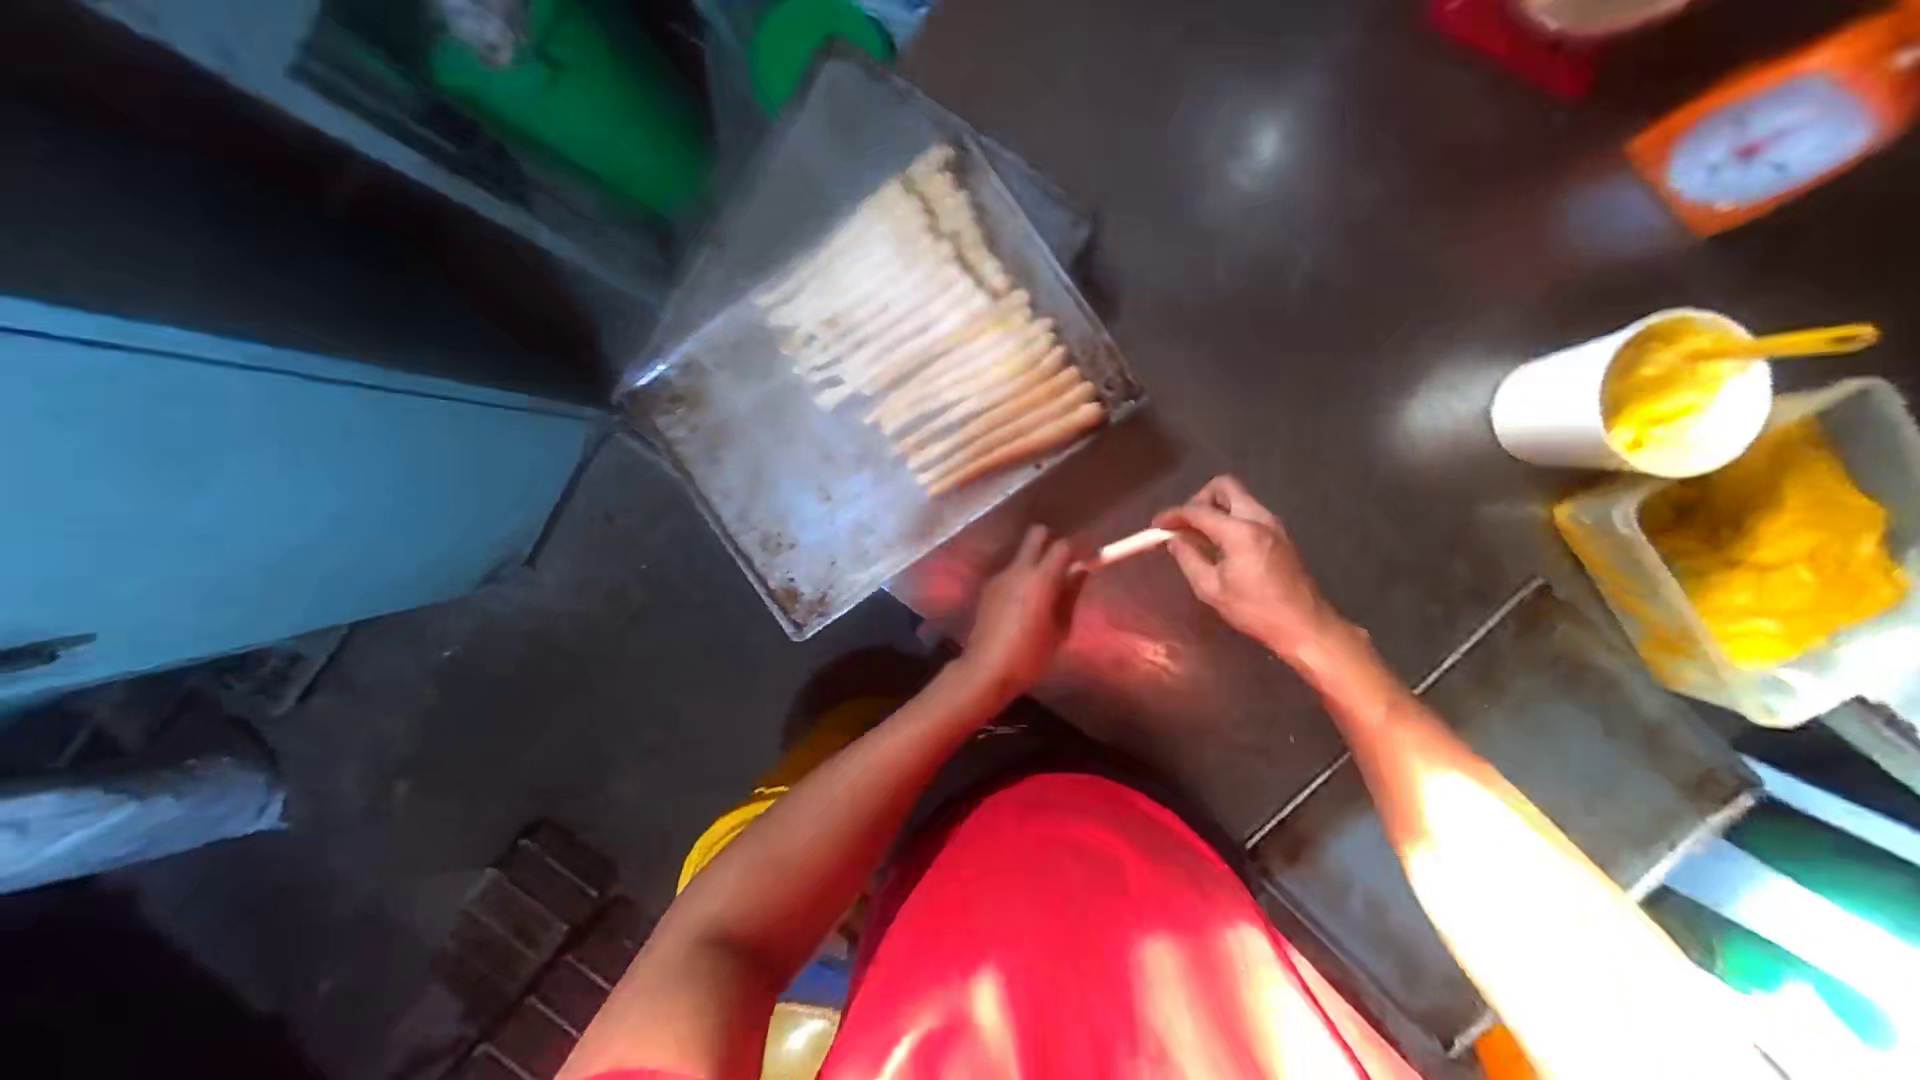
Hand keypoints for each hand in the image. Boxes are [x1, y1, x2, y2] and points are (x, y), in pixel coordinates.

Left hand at [958, 525, 1080, 701]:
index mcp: (1040, 578)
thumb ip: (1070, 595)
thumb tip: (1080, 571)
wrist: (986, 670)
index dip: (1075, 550)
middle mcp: (1018, 570)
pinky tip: (1021, 607)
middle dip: (1050, 542)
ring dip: (1033, 564)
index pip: (1062, 545)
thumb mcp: (1060, 629)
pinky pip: (1009, 574)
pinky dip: (1019, 580)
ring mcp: (998, 577)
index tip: (1083, 561)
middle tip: (1060, 566)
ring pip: (1021, 556)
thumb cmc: (1030, 655)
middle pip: (1036, 534)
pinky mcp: (986, 589)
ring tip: (1041, 595)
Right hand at [1154, 475, 1342, 658]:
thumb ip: (1188, 558)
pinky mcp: (1279, 534)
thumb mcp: (1211, 588)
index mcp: (1240, 531)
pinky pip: (1248, 512)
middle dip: (1198, 499)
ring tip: (1200, 536)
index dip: (1173, 515)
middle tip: (1186, 524)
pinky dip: (1229, 518)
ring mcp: (1273, 524)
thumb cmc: (1254, 610)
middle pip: (1223, 487)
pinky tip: (1220, 544)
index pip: (1198, 510)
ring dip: (1215, 509)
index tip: (1157, 525)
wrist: (1303, 624)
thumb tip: (1173, 540)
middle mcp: (1258, 518)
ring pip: (1238, 497)